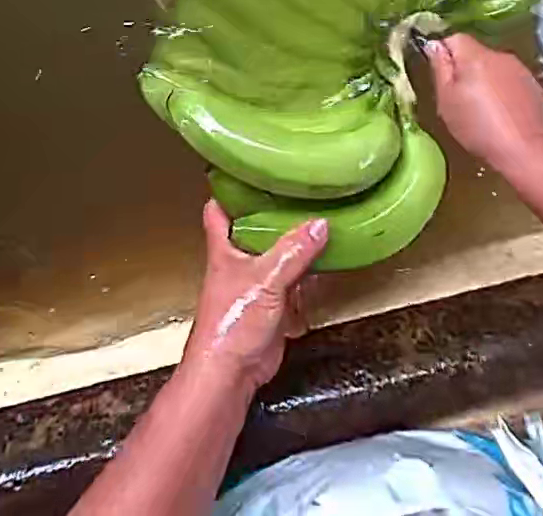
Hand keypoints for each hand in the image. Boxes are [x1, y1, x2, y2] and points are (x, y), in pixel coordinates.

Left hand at [180, 201, 327, 390]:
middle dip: (271, 211)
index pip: (219, 208)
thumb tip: (318, 224)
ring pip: (275, 253)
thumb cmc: (230, 325)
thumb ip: (293, 251)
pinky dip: (306, 270)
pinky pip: (291, 279)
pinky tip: (323, 259)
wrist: (231, 374)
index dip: (228, 188)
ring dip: (293, 241)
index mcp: (224, 247)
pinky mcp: (272, 304)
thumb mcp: (265, 279)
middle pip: (253, 227)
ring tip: (316, 217)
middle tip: (296, 191)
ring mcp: (255, 282)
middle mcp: (237, 260)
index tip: (248, 170)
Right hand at [423, 33, 542, 169]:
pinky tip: (501, 113)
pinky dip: (502, 90)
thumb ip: (439, 67)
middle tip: (457, 97)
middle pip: (474, 52)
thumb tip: (433, 44)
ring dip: (484, 79)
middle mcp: (500, 56)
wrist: (525, 152)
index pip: (454, 38)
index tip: (441, 76)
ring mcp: (521, 70)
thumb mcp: (446, 99)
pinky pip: (509, 80)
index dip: (443, 53)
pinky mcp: (535, 87)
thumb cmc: (477, 126)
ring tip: (481, 108)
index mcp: (475, 56)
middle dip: (464, 68)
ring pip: (493, 66)